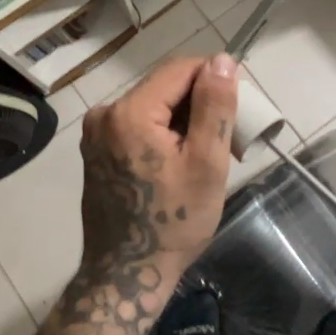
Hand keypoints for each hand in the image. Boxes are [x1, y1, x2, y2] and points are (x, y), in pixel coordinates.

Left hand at [77, 54, 239, 293]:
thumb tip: (221, 59)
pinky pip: (138, 126)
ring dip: (183, 121)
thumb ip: (214, 107)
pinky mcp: (96, 151)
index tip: (239, 110)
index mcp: (129, 112)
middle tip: (228, 142)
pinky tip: (179, 164)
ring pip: (153, 106)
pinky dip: (163, 135)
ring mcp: (96, 134)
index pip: (181, 69)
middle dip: (200, 104)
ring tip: (206, 157)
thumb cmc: (173, 223)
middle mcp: (105, 114)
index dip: (215, 80)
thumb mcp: (206, 163)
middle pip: (165, 87)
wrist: (126, 275)